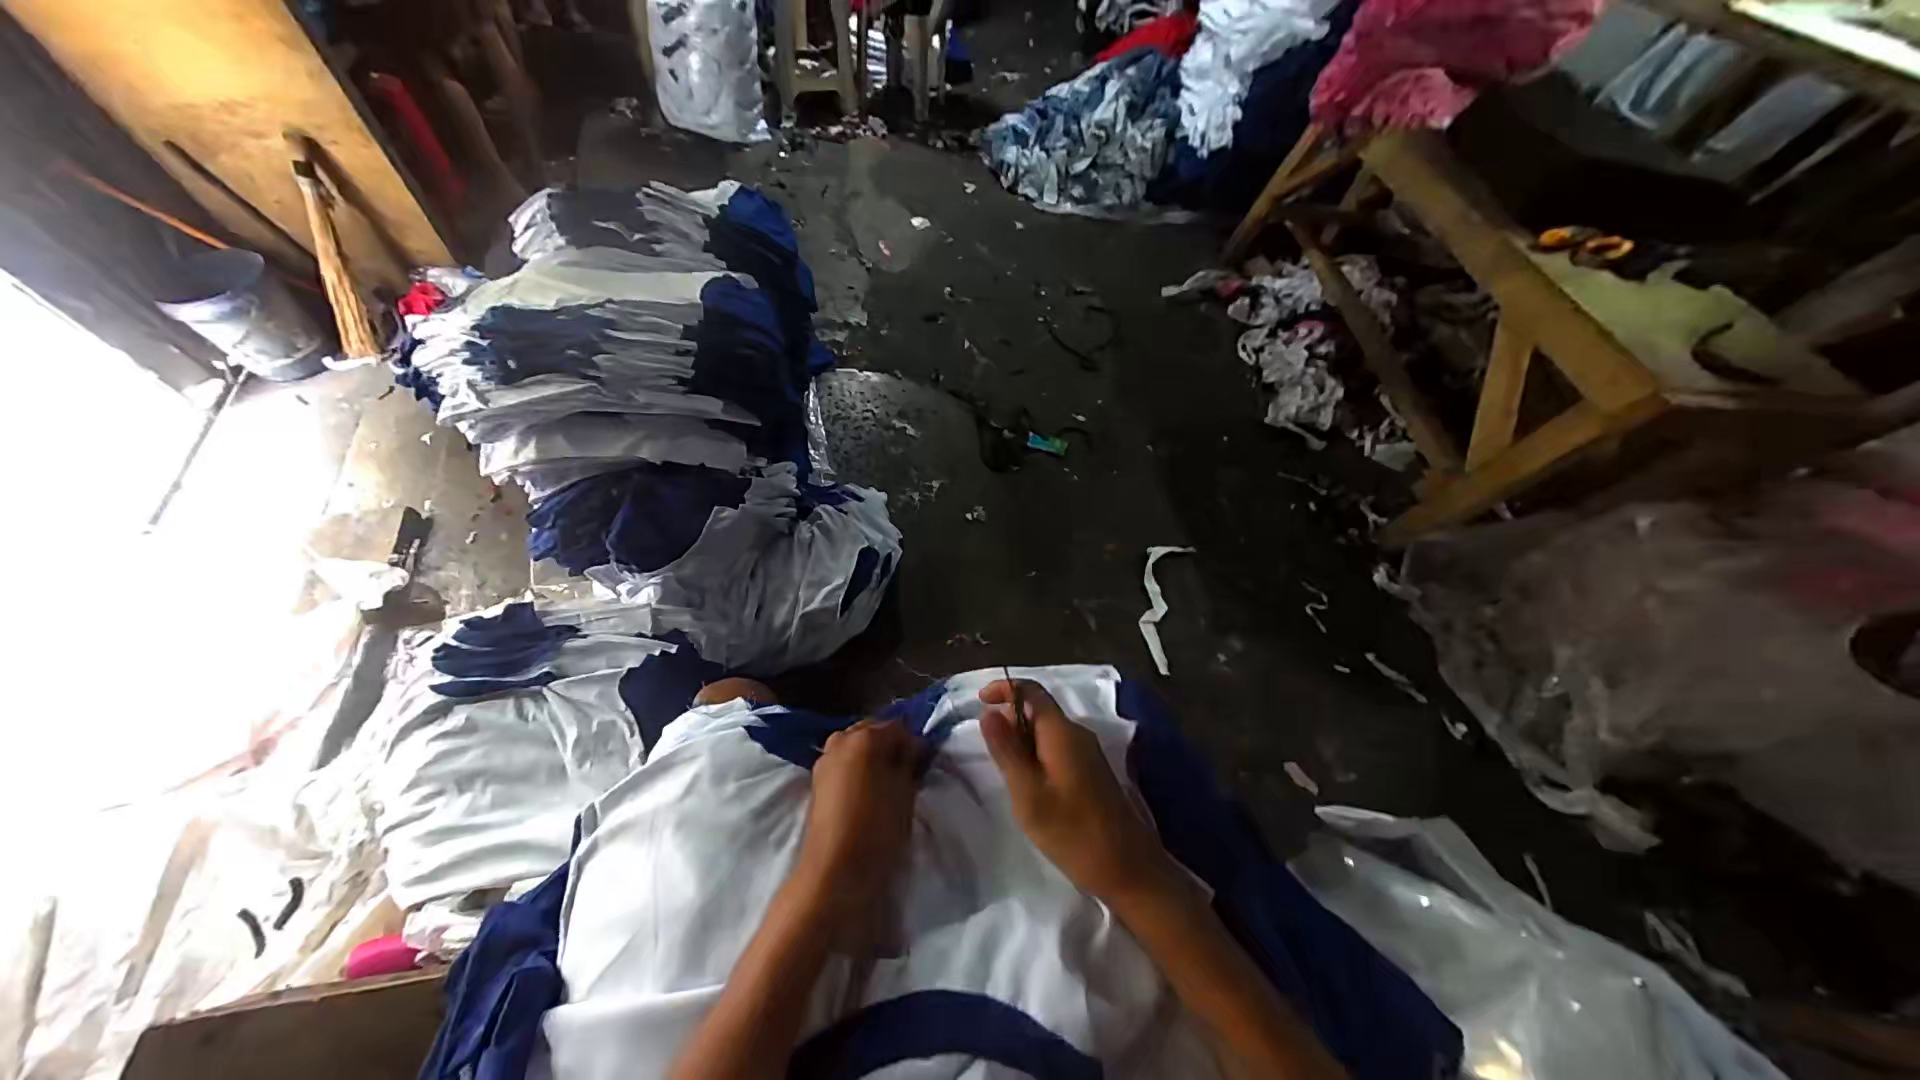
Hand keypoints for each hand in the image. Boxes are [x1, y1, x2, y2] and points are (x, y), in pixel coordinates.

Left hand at [792, 718, 918, 923]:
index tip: (923, 764)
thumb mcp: (905, 792)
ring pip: (854, 746)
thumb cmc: (877, 828)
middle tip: (905, 771)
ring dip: (870, 757)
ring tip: (886, 783)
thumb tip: (912, 748)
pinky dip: (856, 769)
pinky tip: (867, 791)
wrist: (835, 870)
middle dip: (889, 746)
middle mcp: (841, 740)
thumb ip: (909, 762)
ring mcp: (825, 759)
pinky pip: (843, 763)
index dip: (913, 743)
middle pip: (872, 731)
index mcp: (865, 737)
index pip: (898, 727)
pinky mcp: (816, 781)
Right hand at [978, 680, 1177, 903]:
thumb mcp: (1027, 792)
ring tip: (1007, 774)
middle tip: (990, 752)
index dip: (1004, 689)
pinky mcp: (1091, 772)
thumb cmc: (1072, 831)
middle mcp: (1077, 734)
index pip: (1032, 691)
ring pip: (1046, 732)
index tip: (979, 702)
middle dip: (1009, 720)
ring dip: (1021, 742)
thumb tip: (989, 712)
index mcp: (1062, 732)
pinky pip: (1056, 749)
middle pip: (1038, 710)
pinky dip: (1035, 756)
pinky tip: (1028, 786)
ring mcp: (1087, 753)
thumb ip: (1006, 750)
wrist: (1128, 869)